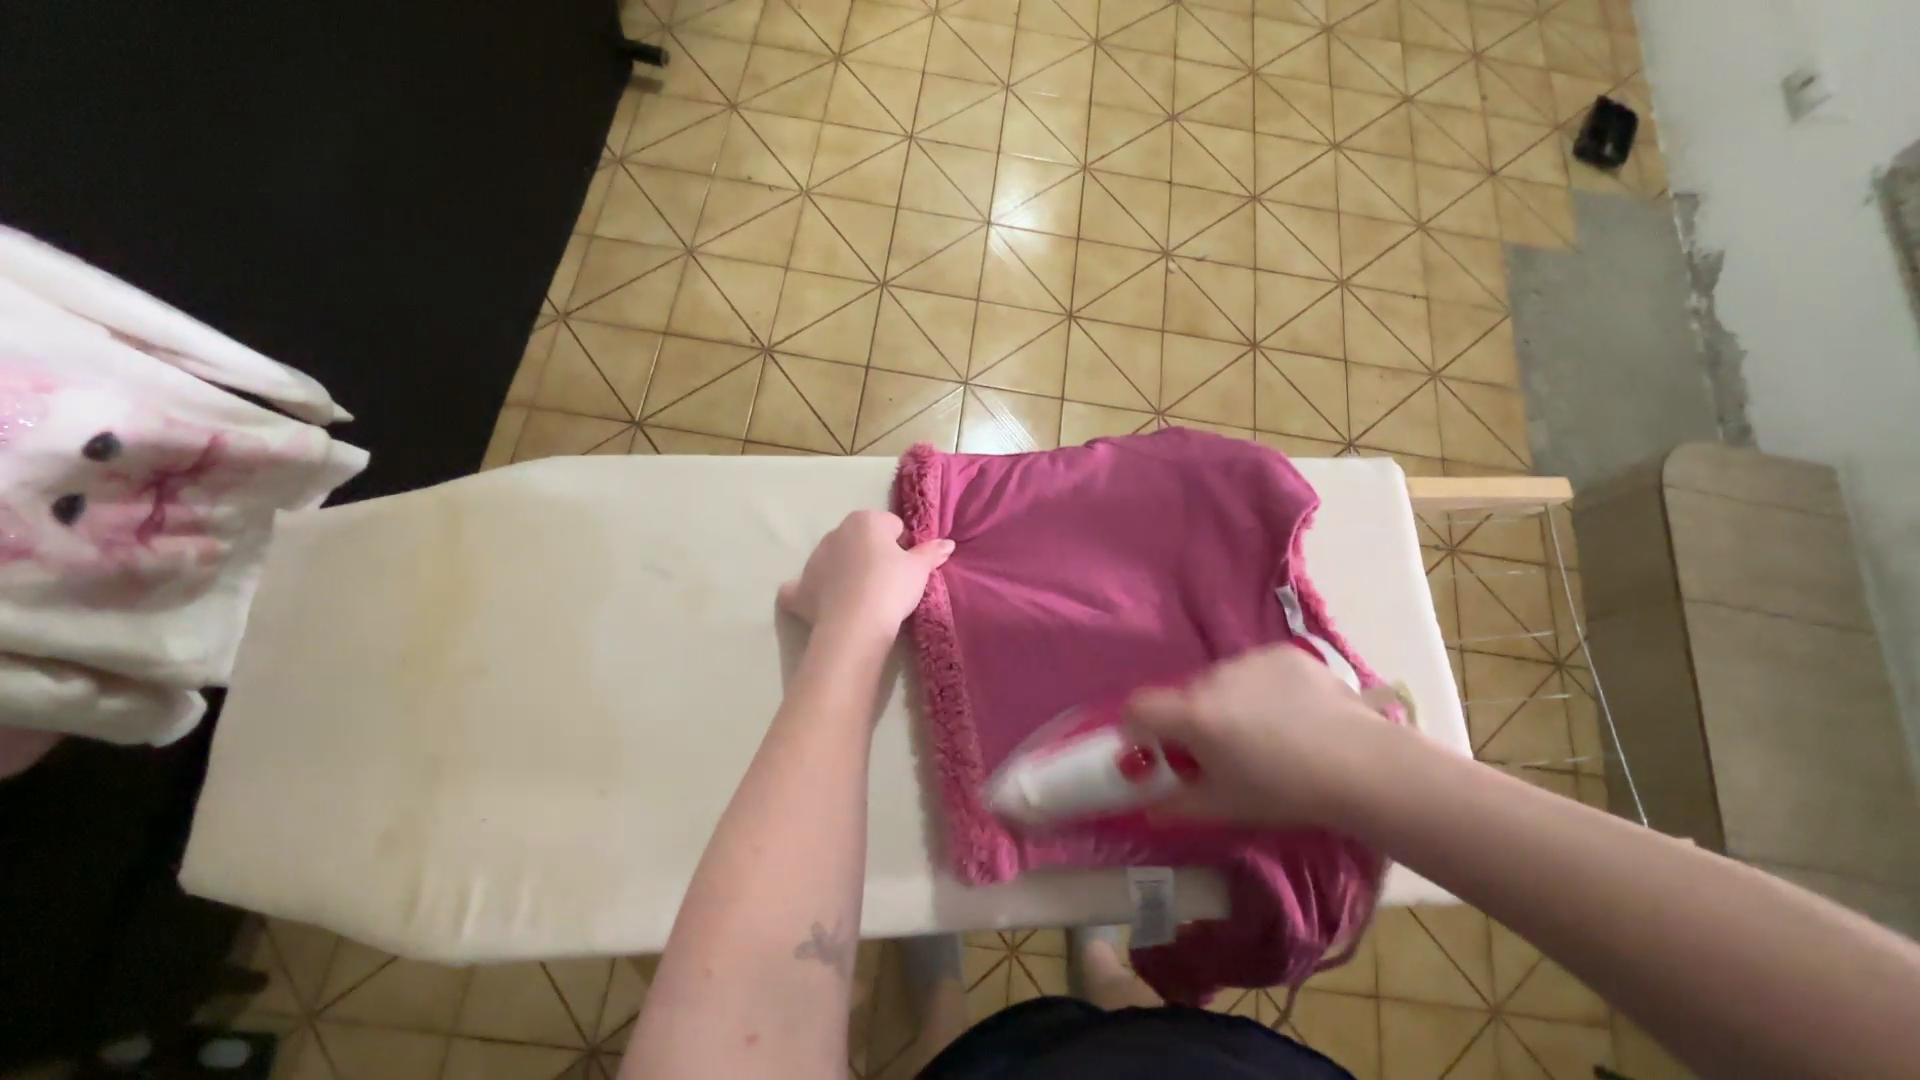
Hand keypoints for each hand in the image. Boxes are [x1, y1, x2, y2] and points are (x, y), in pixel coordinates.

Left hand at [778, 510, 953, 642]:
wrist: (856, 624)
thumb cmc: (891, 587)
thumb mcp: (919, 570)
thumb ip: (931, 553)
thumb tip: (948, 543)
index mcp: (865, 520)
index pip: (891, 526)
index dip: (901, 546)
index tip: (906, 567)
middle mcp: (835, 533)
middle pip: (859, 540)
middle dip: (871, 555)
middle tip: (887, 583)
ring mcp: (813, 559)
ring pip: (833, 560)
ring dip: (844, 572)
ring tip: (862, 599)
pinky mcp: (799, 587)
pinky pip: (801, 587)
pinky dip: (809, 592)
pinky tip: (820, 605)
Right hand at [1124, 644, 1407, 827]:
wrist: (1362, 764)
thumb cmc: (1285, 792)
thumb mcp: (1225, 805)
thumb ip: (1176, 803)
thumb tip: (1149, 806)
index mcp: (1193, 715)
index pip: (1138, 708)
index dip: (1136, 728)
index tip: (1153, 749)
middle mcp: (1213, 678)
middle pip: (1184, 696)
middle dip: (1192, 721)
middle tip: (1221, 753)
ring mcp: (1250, 660)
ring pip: (1221, 682)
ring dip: (1227, 702)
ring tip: (1266, 733)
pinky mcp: (1284, 653)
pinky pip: (1255, 670)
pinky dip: (1262, 688)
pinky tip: (1293, 714)